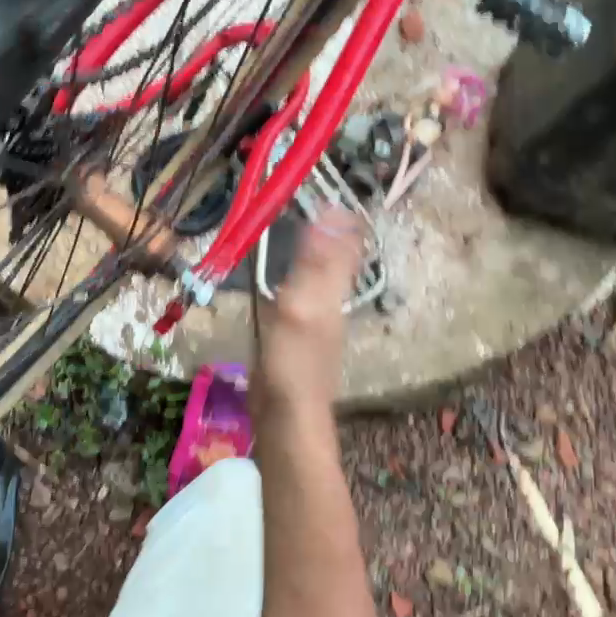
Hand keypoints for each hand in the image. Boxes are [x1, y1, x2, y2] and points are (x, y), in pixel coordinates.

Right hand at [250, 207, 366, 418]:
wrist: (286, 418)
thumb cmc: (294, 362)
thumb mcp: (302, 306)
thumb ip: (315, 262)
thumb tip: (334, 210)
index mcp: (333, 293)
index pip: (345, 247)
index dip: (340, 223)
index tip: (325, 198)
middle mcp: (328, 306)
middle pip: (331, 263)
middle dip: (324, 238)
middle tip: (303, 213)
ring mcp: (312, 326)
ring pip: (312, 283)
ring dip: (304, 261)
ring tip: (285, 241)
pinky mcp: (292, 343)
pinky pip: (292, 304)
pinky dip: (285, 289)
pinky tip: (270, 290)